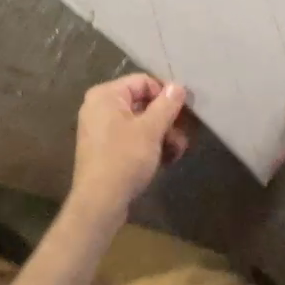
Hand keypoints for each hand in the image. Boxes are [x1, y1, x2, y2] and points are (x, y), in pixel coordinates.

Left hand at [69, 74, 191, 221]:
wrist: (99, 203)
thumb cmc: (124, 159)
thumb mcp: (150, 130)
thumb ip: (166, 105)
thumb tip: (178, 86)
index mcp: (106, 95)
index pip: (143, 81)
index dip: (166, 94)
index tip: (185, 111)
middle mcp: (100, 107)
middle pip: (142, 103)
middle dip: (166, 119)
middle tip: (184, 135)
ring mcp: (100, 130)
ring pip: (139, 123)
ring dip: (162, 134)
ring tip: (178, 151)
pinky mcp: (105, 150)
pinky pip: (131, 138)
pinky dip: (149, 145)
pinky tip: (166, 159)